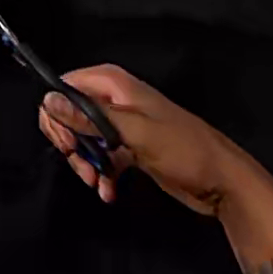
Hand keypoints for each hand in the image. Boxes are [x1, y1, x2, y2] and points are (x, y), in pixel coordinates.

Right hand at [37, 64, 250, 212]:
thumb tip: (48, 100)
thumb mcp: (133, 132)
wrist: (224, 183)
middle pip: (69, 112)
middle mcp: (111, 97)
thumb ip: (88, 117)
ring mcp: (119, 122)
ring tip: (96, 182)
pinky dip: (100, 171)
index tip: (67, 144)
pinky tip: (108, 191)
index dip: (57, 114)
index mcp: (111, 82)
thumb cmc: (182, 149)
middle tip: (82, 166)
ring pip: (82, 136)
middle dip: (70, 142)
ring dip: (84, 162)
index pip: (64, 87)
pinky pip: (100, 154)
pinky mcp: (127, 145)